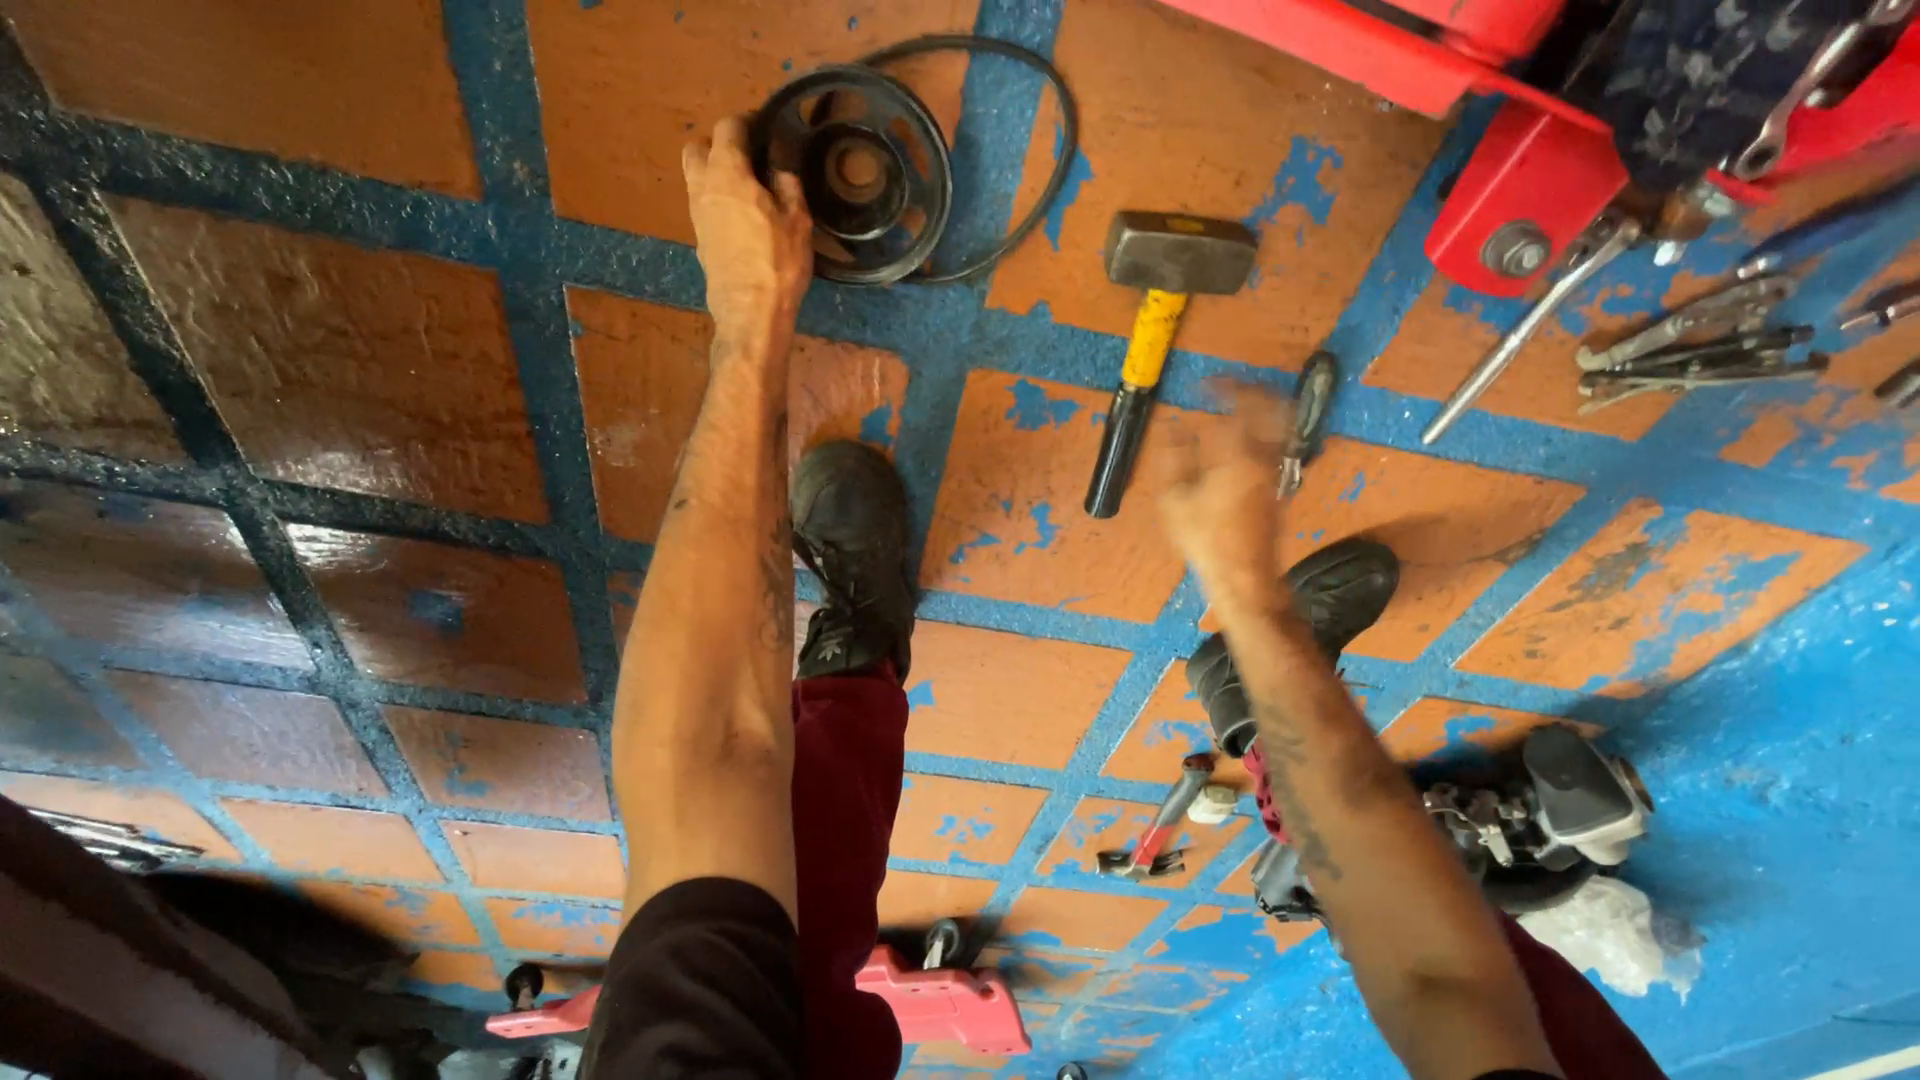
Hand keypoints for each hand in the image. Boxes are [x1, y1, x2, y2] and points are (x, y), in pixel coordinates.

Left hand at [682, 116, 813, 344]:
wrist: (750, 312)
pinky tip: (743, 216)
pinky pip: (704, 204)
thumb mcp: (797, 220)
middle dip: (718, 143)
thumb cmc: (778, 262)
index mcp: (728, 172)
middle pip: (697, 147)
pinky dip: (718, 199)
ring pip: (696, 177)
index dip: (747, 121)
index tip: (765, 127)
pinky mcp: (700, 239)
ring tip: (748, 187)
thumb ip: (788, 185)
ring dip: (716, 173)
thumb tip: (779, 168)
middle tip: (747, 156)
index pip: (728, 128)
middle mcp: (703, 187)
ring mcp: (697, 214)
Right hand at [1159, 382, 1292, 618]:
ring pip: (1282, 425)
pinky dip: (1265, 429)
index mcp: (1239, 456)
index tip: (1207, 384)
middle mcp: (1266, 458)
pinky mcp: (1279, 486)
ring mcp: (1277, 472)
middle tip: (1234, 386)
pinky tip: (1245, 436)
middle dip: (1255, 390)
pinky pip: (1278, 443)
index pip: (1240, 405)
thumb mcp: (1175, 500)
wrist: (1244, 577)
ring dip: (1265, 408)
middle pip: (1276, 408)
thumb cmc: (1204, 540)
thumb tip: (1175, 425)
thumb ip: (1174, 457)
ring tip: (1242, 404)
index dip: (1225, 387)